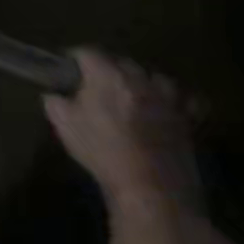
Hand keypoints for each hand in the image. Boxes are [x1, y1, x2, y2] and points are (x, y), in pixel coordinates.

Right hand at [44, 49, 200, 212]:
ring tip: (134, 94)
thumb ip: (55, 101)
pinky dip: (178, 99)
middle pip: (121, 61)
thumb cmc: (102, 153)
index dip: (74, 58)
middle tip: (96, 85)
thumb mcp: (64, 124)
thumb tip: (55, 94)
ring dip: (143, 81)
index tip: (66, 70)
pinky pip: (188, 100)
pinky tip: (167, 107)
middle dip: (107, 68)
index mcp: (107, 77)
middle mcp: (139, 82)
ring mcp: (168, 101)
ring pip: (156, 77)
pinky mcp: (188, 123)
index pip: (87, 52)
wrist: (151, 191)